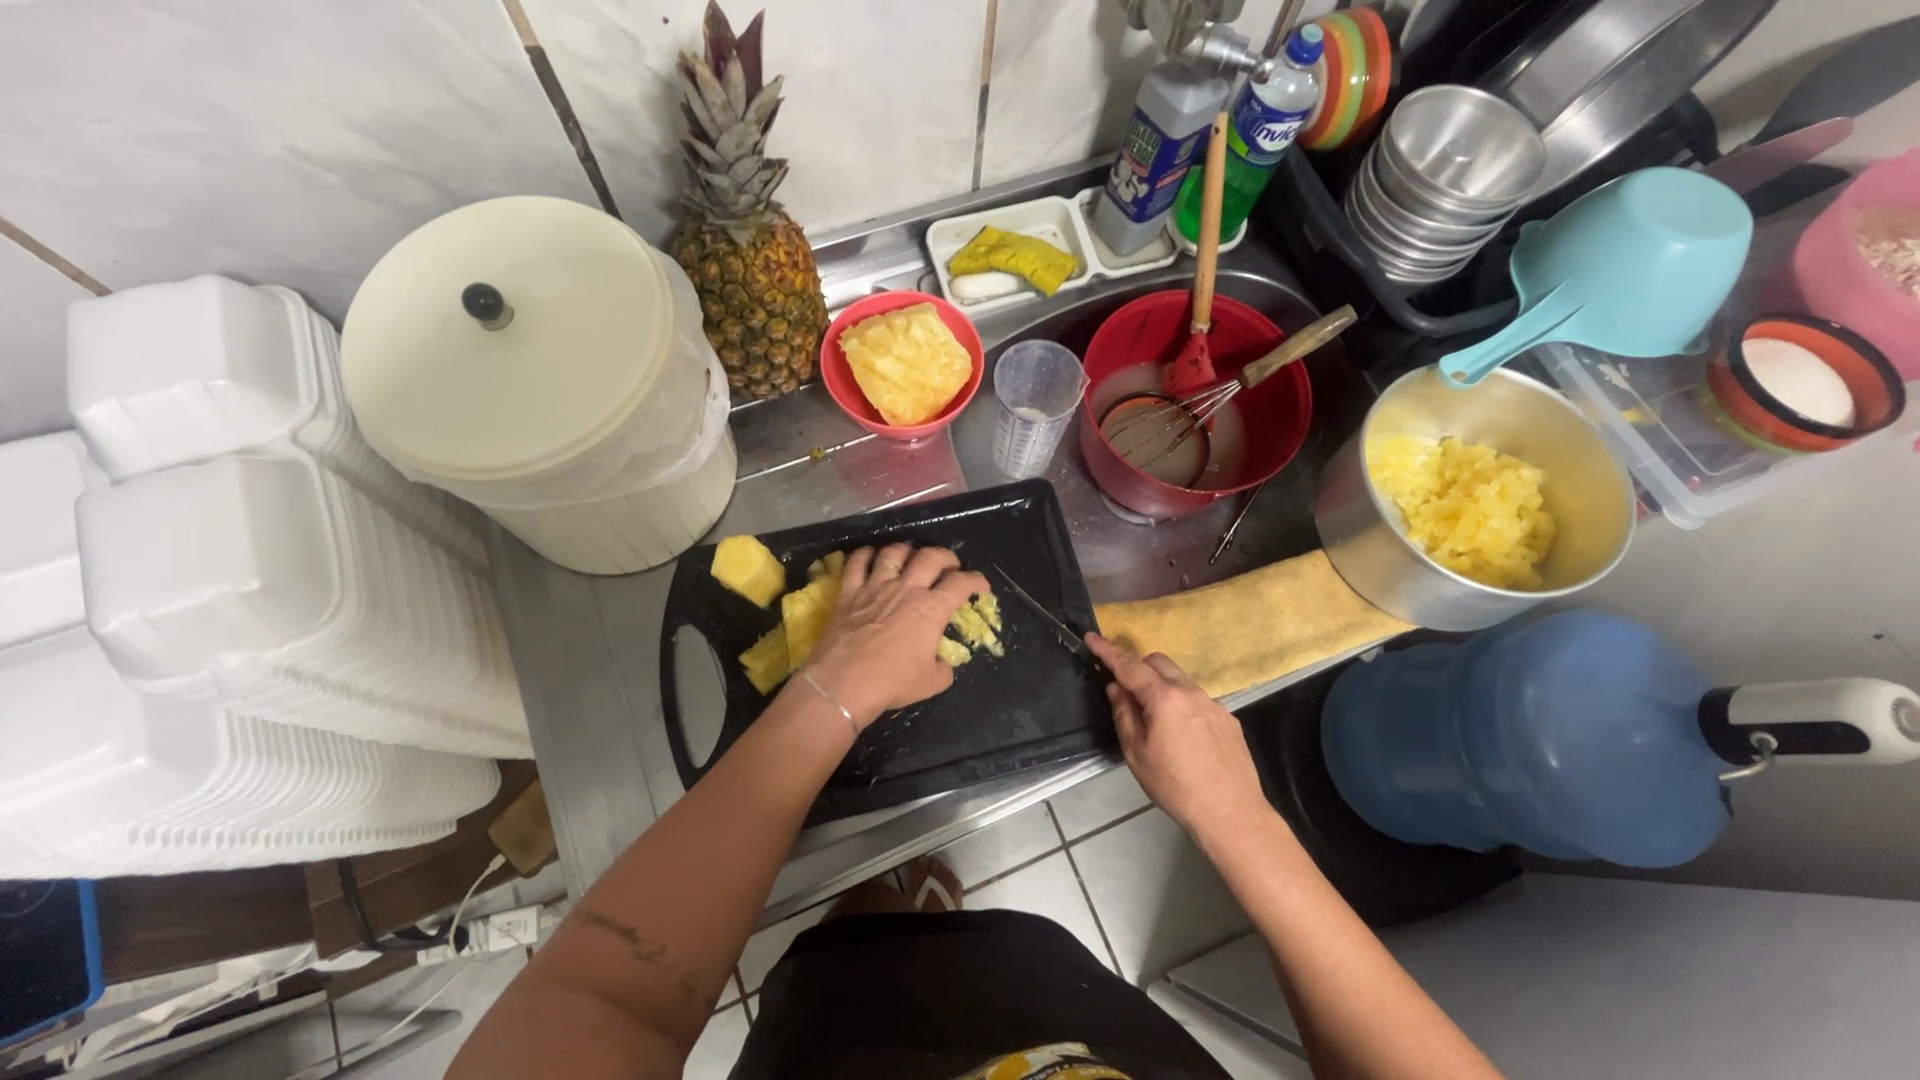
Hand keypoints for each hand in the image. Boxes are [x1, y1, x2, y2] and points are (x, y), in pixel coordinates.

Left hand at [803, 544, 987, 727]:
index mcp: (932, 609)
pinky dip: (865, 555)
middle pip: (931, 557)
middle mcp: (906, 590)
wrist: (844, 683)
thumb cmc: (892, 682)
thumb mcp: (931, 683)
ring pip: (894, 553)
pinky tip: (870, 556)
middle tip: (950, 565)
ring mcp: (875, 587)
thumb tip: (943, 664)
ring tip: (911, 556)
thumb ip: (943, 669)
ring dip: (907, 550)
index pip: (961, 584)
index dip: (976, 581)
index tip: (981, 585)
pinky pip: (857, 563)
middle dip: (946, 556)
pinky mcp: (849, 593)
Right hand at [1085, 632, 1271, 838]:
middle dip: (1137, 665)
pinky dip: (1182, 705)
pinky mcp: (1228, 719)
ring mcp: (1213, 704)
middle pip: (1159, 662)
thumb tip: (1117, 689)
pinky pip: (1198, 700)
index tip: (1091, 638)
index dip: (1107, 651)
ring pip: (1180, 680)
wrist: (1230, 812)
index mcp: (1164, 698)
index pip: (1129, 666)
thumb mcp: (1136, 753)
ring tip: (1154, 719)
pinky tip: (1183, 737)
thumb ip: (1124, 715)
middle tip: (1124, 688)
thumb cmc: (1175, 786)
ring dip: (1161, 686)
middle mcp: (1191, 692)